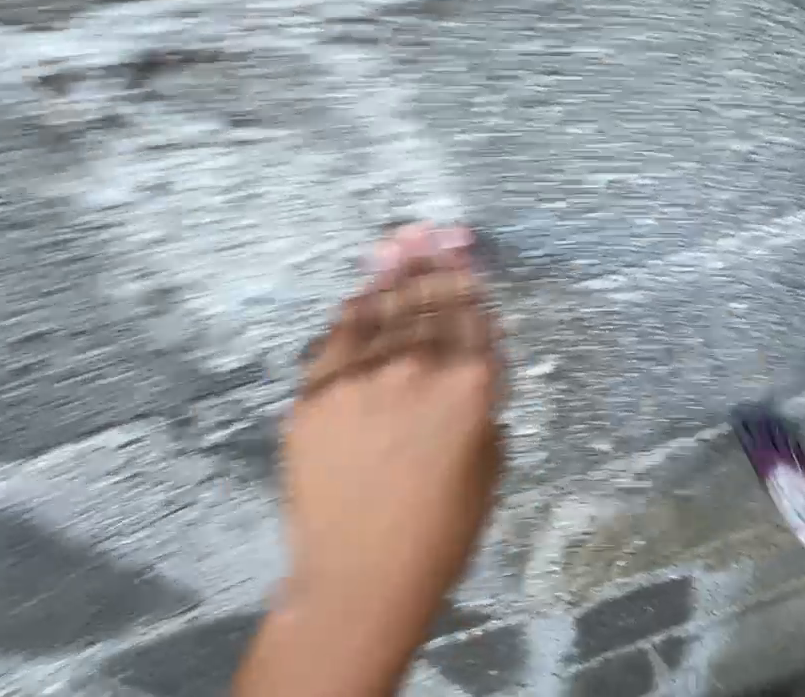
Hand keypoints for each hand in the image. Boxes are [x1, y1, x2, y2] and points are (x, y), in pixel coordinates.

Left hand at [238, 223, 503, 696]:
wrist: (361, 575)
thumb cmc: (446, 525)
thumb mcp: (490, 454)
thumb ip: (481, 397)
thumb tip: (468, 360)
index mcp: (472, 381)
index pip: (473, 310)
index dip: (469, 273)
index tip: (464, 245)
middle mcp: (419, 364)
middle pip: (429, 297)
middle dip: (434, 259)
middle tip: (434, 229)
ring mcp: (360, 375)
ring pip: (381, 308)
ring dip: (394, 272)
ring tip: (401, 239)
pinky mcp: (314, 394)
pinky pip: (336, 338)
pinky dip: (354, 311)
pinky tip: (364, 291)